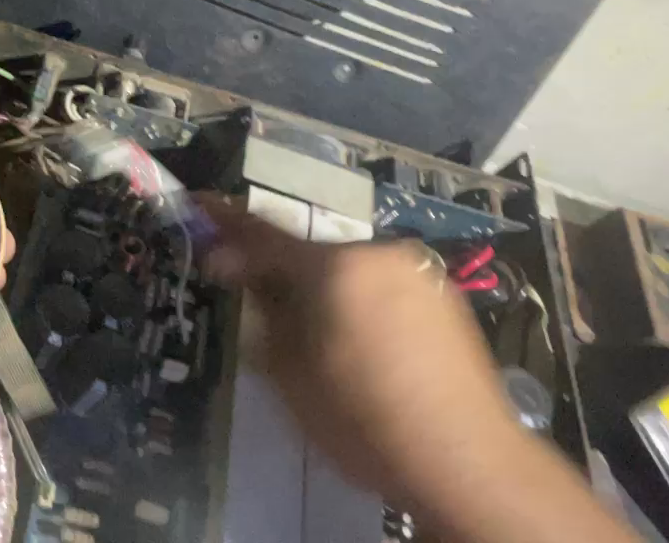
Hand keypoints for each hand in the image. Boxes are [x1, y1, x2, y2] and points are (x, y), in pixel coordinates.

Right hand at [201, 197, 523, 502]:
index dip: (224, 220)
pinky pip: (382, 286)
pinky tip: (364, 347)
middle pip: (310, 254)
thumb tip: (233, 267)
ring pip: (348, 270)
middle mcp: (376, 254)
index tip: (197, 203)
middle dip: (281, 273)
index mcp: (333, 267)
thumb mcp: (292, 373)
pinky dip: (361, 302)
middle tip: (258, 301)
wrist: (470, 465)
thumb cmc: (365, 423)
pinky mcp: (444, 296)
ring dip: (323, 289)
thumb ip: (261, 309)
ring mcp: (416, 272)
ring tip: (319, 339)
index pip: (263, 235)